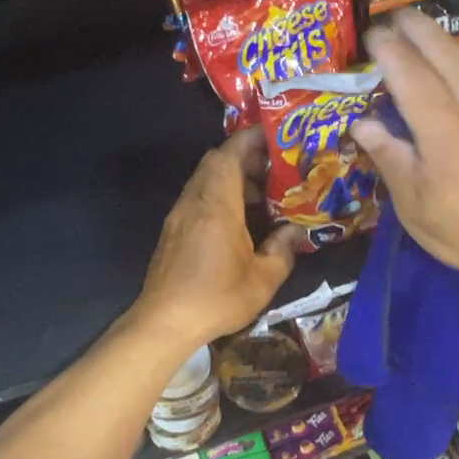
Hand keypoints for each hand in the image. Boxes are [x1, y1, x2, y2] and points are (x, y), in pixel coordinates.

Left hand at [133, 129, 296, 348]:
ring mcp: (178, 217)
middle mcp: (193, 203)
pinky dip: (217, 197)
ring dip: (230, 179)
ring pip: (203, 181)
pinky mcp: (171, 232)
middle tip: (273, 167)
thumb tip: (294, 232)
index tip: (274, 135)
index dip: (250, 140)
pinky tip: (237, 220)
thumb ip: (281, 251)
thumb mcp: (262, 281)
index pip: (229, 156)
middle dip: (243, 157)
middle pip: (214, 163)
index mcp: (216, 207)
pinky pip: (196, 200)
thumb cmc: (215, 299)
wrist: (164, 323)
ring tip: (260, 195)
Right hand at [350, 9, 458, 296]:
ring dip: (446, 52)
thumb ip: (389, 155)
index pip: (410, 75)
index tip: (372, 34)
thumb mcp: (411, 202)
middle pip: (447, 54)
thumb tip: (363, 123)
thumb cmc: (458, 231)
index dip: (389, 50)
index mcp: (443, 130)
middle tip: (398, 17)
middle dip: (420, 29)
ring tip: (426, 48)